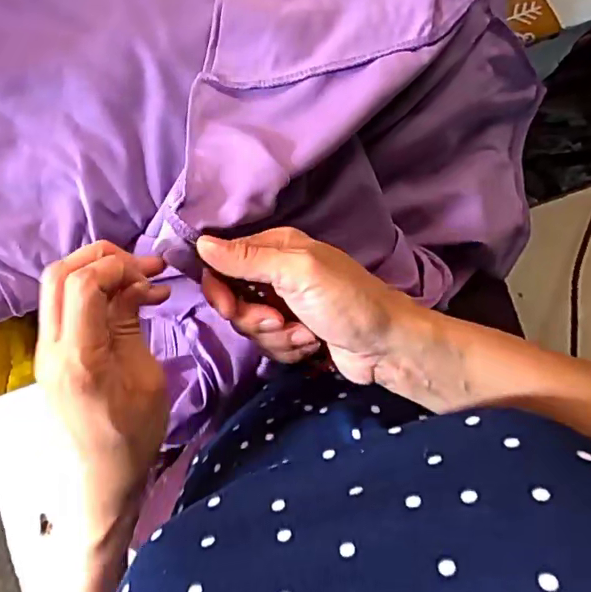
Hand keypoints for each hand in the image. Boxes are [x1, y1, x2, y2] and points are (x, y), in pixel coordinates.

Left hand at [36, 242, 171, 546]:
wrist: (99, 481)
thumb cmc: (133, 438)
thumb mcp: (147, 377)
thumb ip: (131, 322)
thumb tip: (133, 282)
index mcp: (78, 357)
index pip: (81, 284)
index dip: (116, 266)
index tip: (148, 275)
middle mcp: (51, 347)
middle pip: (59, 274)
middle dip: (101, 258)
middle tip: (140, 265)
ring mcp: (44, 349)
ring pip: (56, 285)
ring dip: (95, 270)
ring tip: (139, 277)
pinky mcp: (49, 353)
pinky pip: (64, 306)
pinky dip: (92, 291)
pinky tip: (126, 298)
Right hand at [197, 228, 413, 384]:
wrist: (389, 348)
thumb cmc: (347, 301)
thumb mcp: (296, 273)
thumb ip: (247, 259)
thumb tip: (201, 244)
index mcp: (275, 247)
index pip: (223, 261)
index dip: (219, 287)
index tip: (227, 307)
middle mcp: (275, 271)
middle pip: (232, 297)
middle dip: (252, 317)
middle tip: (278, 321)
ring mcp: (283, 303)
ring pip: (248, 324)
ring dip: (274, 335)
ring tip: (304, 334)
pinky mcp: (291, 331)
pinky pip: (266, 343)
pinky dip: (286, 348)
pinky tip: (310, 344)